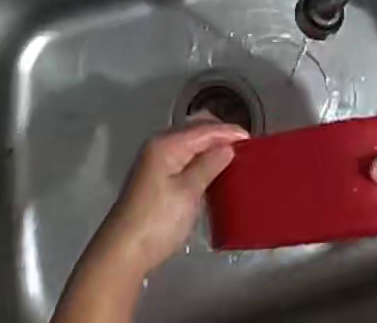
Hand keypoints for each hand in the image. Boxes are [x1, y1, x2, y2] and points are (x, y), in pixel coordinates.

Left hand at [85, 120, 248, 277]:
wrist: (126, 246)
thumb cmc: (159, 219)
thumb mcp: (188, 193)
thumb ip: (208, 166)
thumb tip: (227, 147)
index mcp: (166, 144)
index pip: (201, 130)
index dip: (226, 132)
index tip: (250, 137)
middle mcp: (159, 144)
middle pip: (192, 130)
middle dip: (217, 133)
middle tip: (243, 145)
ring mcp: (155, 159)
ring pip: (187, 142)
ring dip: (208, 144)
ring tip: (232, 154)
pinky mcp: (155, 174)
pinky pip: (182, 155)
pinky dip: (198, 156)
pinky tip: (210, 166)